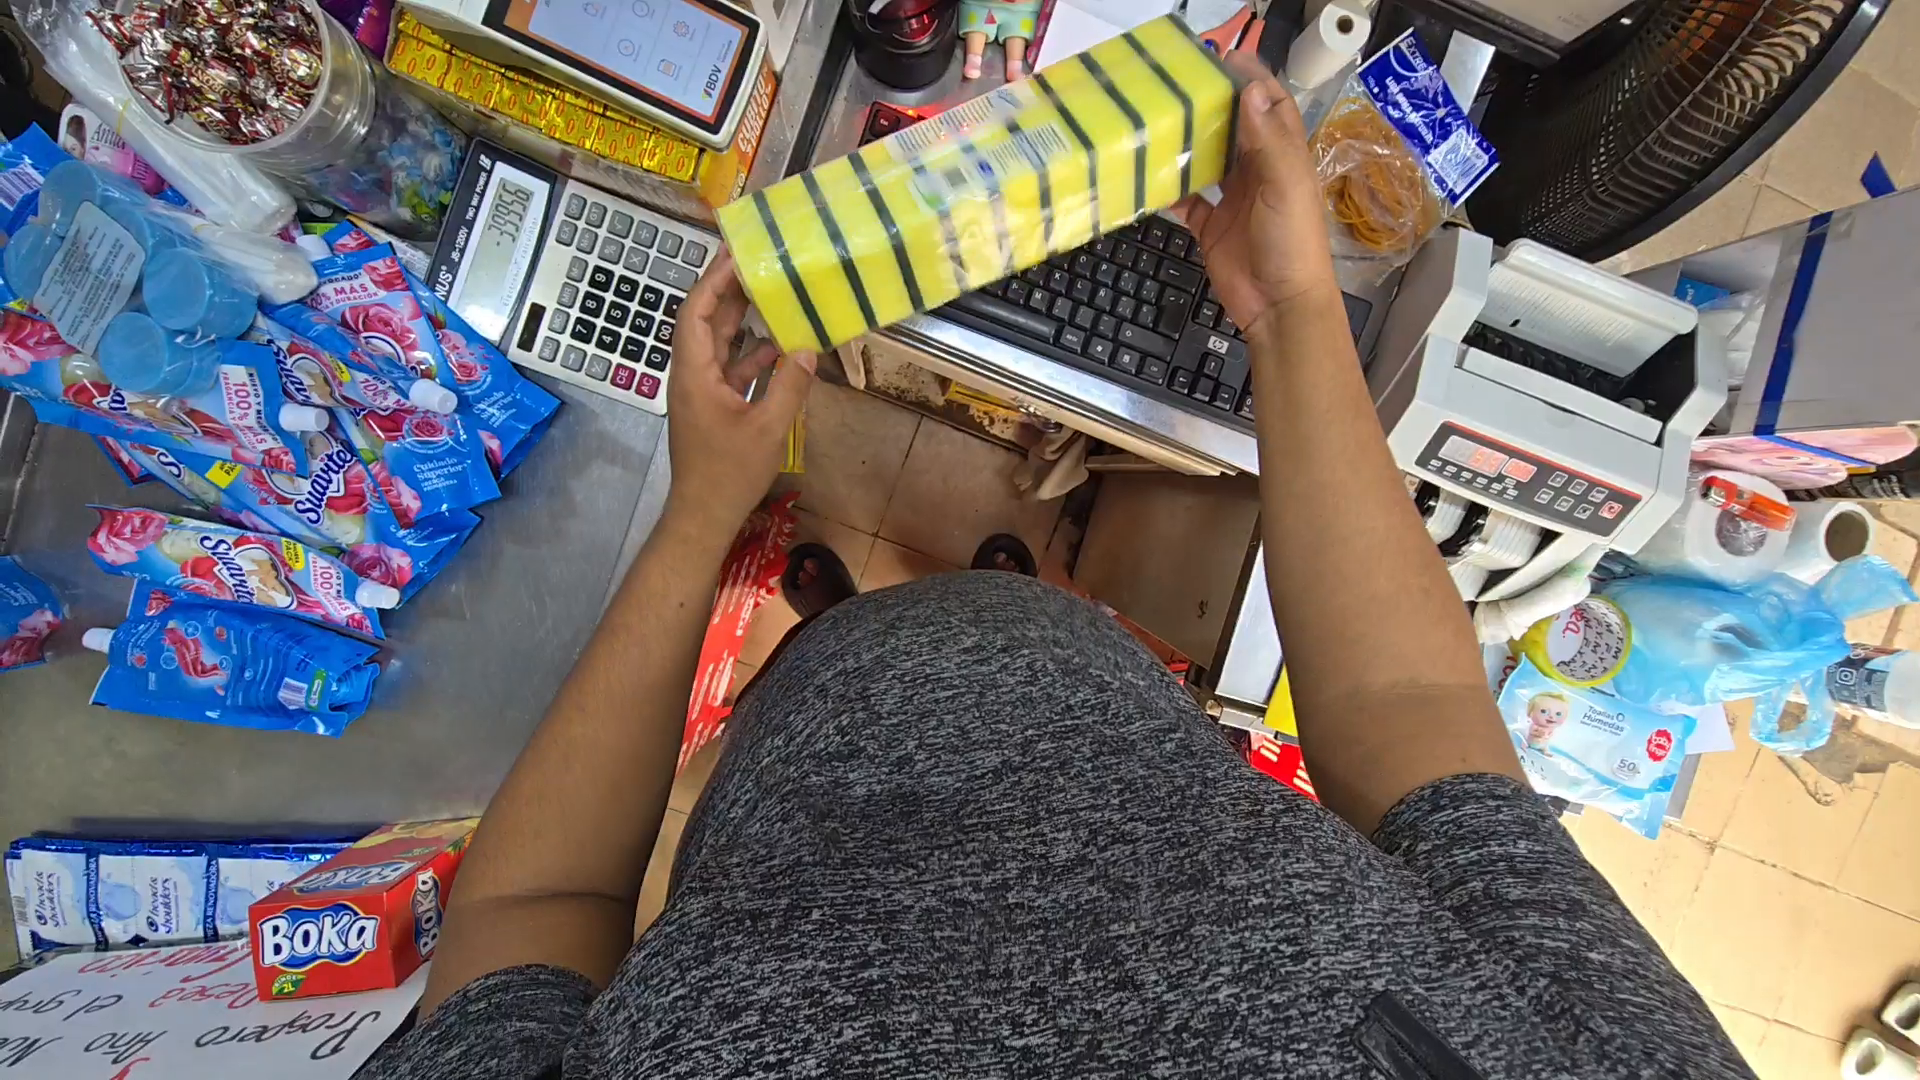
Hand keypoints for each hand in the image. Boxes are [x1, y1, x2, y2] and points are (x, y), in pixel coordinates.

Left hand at [663, 251, 814, 538]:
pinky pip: (730, 369)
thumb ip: (790, 385)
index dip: (715, 281)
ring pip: (719, 345)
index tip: (738, 254)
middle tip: (758, 263)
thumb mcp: (768, 428)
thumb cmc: (730, 472)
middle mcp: (691, 375)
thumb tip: (808, 348)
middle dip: (729, 292)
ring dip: (742, 322)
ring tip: (772, 296)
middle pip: (706, 322)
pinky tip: (779, 348)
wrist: (705, 513)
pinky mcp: (711, 407)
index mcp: (694, 373)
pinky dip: (751, 356)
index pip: (698, 313)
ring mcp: (700, 391)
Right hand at [1171, 48, 1337, 344]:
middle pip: (1235, 129)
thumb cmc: (1291, 243)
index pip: (1269, 106)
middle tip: (1181, 89)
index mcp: (1283, 156)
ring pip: (1208, 162)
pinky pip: (1188, 203)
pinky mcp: (1211, 228)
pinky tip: (1151, 179)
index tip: (1222, 60)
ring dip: (1189, 146)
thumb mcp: (1285, 185)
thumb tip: (1251, 92)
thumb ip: (1268, 140)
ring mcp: (1232, 200)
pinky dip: (1171, 192)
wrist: (1277, 304)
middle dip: (1213, 107)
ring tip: (1162, 124)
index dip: (1250, 80)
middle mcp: (1258, 172)